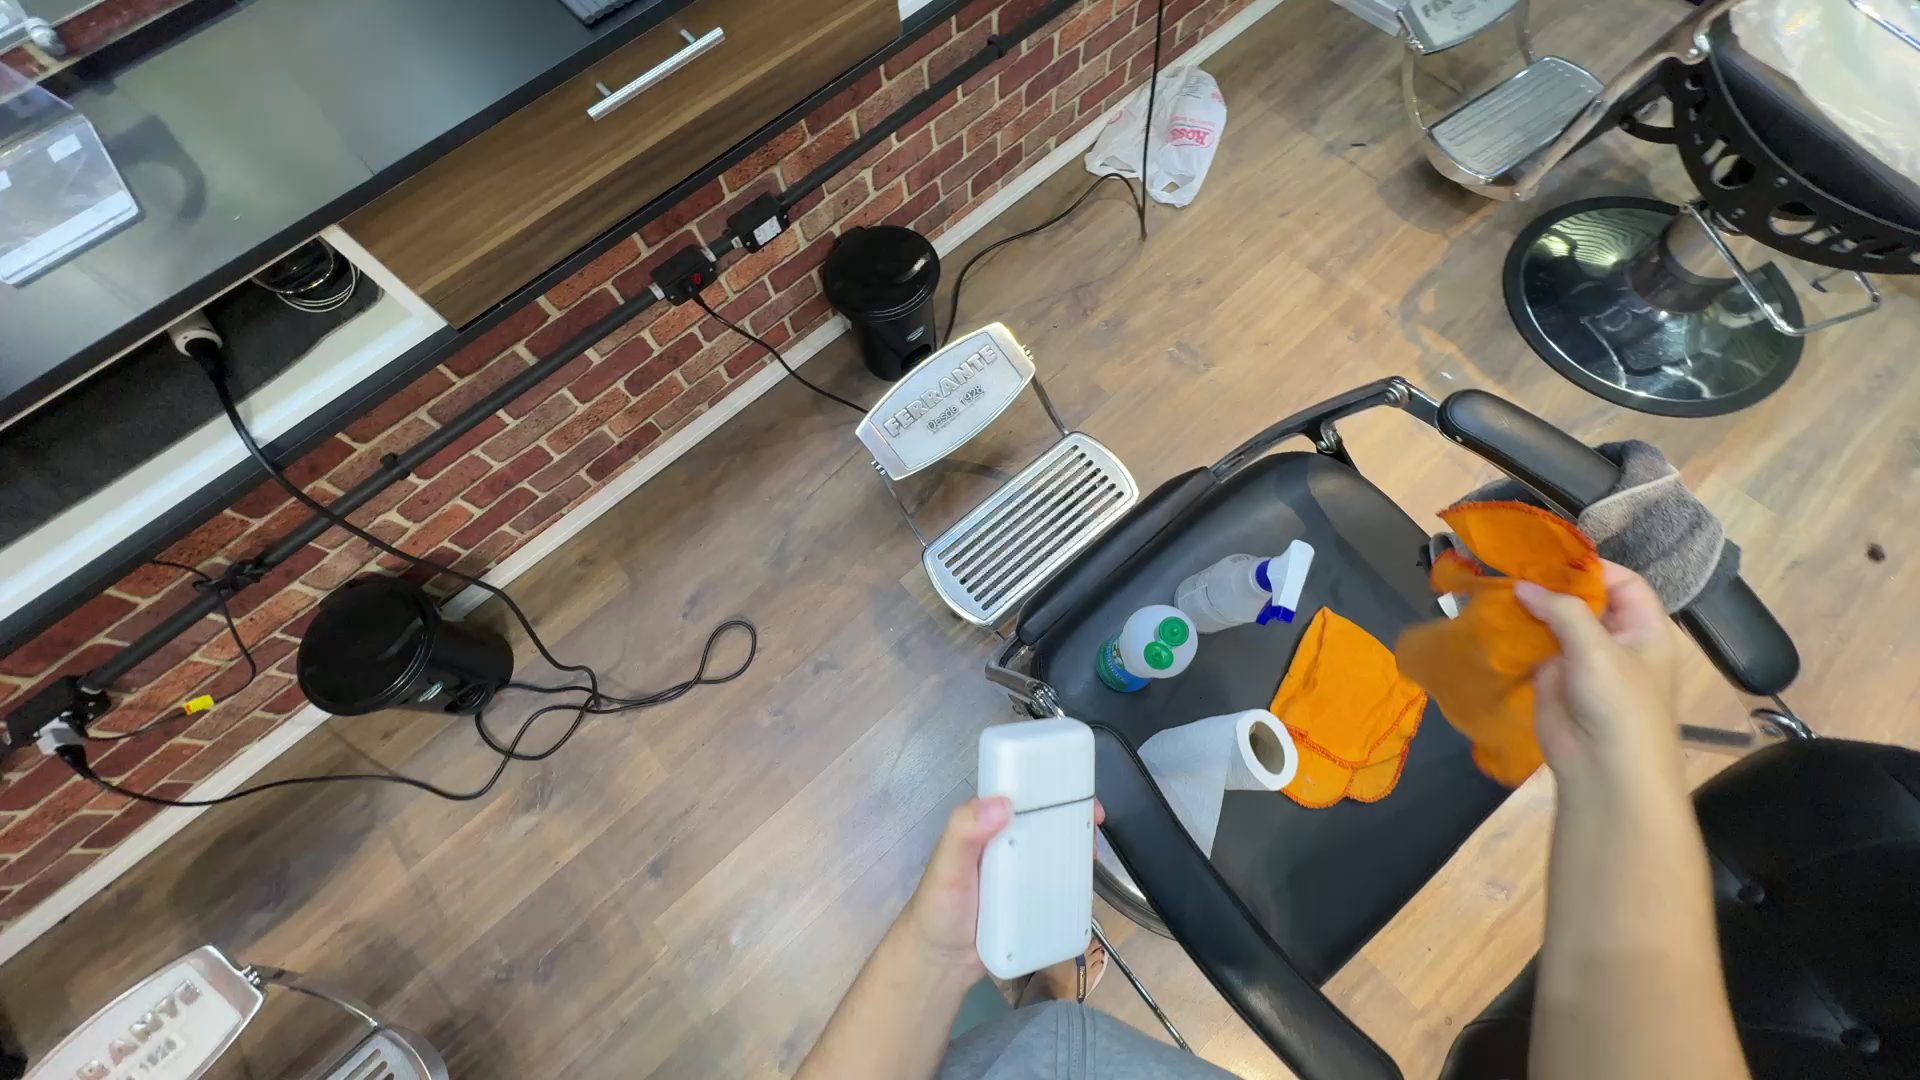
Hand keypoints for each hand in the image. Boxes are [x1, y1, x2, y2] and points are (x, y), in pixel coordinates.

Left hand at [900, 795, 1104, 981]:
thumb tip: (1003, 803)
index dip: (1047, 788)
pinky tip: (1085, 883)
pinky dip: (1072, 878)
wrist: (940, 963)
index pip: (1019, 795)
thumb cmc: (938, 907)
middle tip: (1093, 824)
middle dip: (1071, 816)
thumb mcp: (947, 865)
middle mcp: (1003, 842)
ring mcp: (1018, 871)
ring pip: (1052, 850)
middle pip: (1042, 821)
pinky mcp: (1028, 899)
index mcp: (984, 824)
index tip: (1076, 790)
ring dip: (1074, 846)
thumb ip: (964, 830)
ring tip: (1092, 854)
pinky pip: (1054, 882)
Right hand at [1515, 562, 1681, 794]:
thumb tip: (1523, 585)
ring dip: (1527, 605)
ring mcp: (1579, 656)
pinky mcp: (1551, 673)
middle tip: (1511, 565)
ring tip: (1493, 585)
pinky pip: (1531, 643)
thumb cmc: (1619, 704)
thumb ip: (1562, 611)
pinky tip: (1489, 616)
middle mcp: (1613, 638)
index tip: (1548, 555)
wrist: (1602, 765)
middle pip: (1583, 598)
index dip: (1590, 566)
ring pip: (1552, 619)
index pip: (1623, 582)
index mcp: (1643, 629)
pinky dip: (1513, 629)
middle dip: (1550, 582)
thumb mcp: (1598, 650)